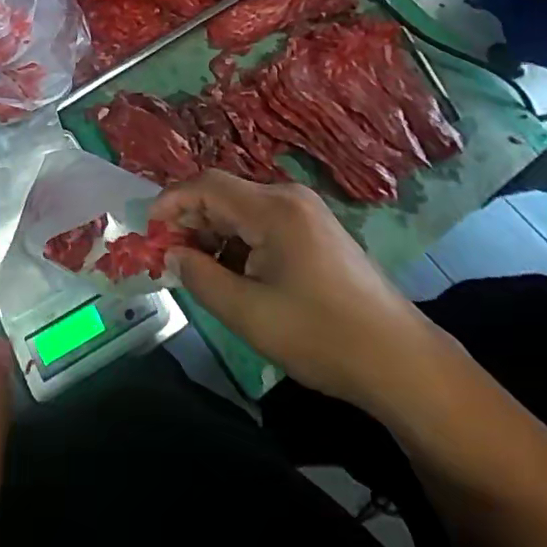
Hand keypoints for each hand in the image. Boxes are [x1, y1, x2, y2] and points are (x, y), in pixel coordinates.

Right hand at [153, 171, 451, 413]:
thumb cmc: (319, 335)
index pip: (205, 185)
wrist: (399, 361)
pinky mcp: (315, 232)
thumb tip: (172, 255)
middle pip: (223, 195)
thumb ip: (199, 277)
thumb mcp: (246, 312)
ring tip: (196, 273)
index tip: (147, 234)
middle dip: (188, 222)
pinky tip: (231, 276)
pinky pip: (262, 225)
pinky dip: (237, 243)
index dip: (169, 203)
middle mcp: (289, 199)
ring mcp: (306, 214)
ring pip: (241, 211)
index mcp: (273, 209)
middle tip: (166, 258)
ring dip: (212, 236)